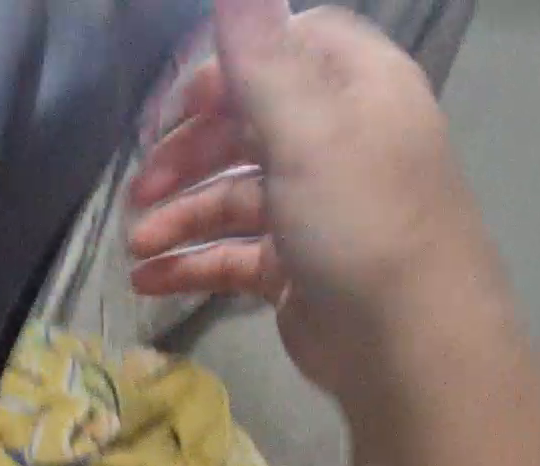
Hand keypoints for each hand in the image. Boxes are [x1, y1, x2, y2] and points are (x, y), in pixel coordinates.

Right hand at [125, 0, 515, 400]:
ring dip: (178, 218)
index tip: (169, 111)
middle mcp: (335, 141)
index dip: (222, 73)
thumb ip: (263, 60)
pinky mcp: (292, 265)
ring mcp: (312, 207)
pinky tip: (147, 281)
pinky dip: (189, 263)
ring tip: (136, 247)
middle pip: (244, 129)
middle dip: (185, 158)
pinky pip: (230, 253)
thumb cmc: (361, 223)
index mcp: (354, 91)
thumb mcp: (309, 133)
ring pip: (230, 198)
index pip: (283, 51)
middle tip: (136, 191)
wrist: (403, 340)